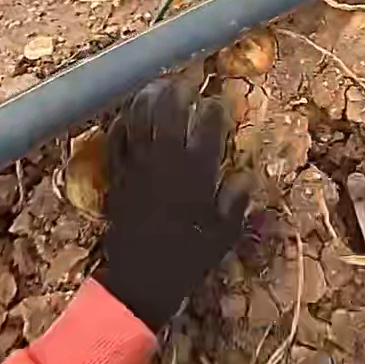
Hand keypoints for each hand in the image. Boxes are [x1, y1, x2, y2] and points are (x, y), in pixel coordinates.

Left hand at [96, 78, 248, 329]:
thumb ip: (236, 199)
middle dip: (180, 89)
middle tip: (188, 82)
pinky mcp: (119, 175)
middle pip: (169, 110)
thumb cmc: (187, 256)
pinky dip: (123, 121)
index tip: (223, 102)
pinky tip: (129, 113)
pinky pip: (117, 139)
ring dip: (149, 97)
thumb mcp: (224, 233)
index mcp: (196, 171)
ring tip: (159, 85)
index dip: (218, 107)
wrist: (140, 281)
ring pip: (139, 118)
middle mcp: (167, 160)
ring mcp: (138, 165)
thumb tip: (247, 174)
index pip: (210, 124)